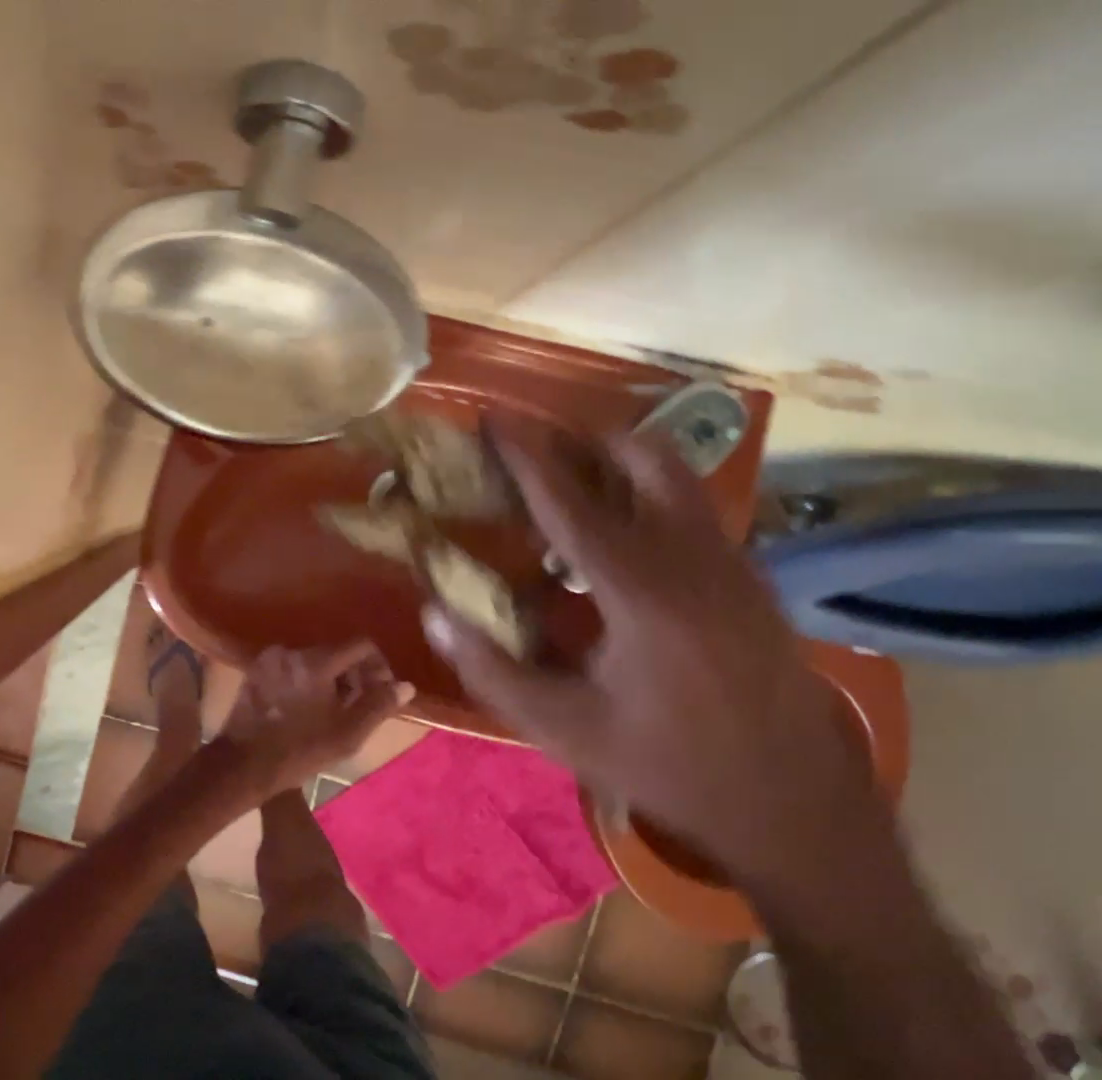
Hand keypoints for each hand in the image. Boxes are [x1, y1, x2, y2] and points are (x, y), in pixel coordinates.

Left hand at [216, 645, 413, 796]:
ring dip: (330, 680)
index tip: (380, 693)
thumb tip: (405, 686)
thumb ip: (378, 705)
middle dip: (353, 676)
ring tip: (332, 713)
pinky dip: (306, 682)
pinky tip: (306, 711)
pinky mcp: (256, 672)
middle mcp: (290, 651)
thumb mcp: (347, 734)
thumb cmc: (298, 751)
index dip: (378, 667)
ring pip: (313, 661)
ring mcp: (269, 660)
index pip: (361, 645)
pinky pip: (292, 669)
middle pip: (336, 652)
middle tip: (358, 708)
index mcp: (314, 661)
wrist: (242, 764)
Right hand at [420, 413, 889, 884]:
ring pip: (676, 479)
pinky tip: (615, 544)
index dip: (526, 456)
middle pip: (643, 461)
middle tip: (532, 450)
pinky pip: (691, 510)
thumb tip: (434, 612)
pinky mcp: (748, 579)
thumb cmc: (666, 765)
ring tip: (567, 488)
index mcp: (641, 594)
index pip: (571, 504)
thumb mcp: (563, 728)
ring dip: (618, 466)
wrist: (793, 802)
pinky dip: (645, 499)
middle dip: (584, 440)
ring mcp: (731, 565)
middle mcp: (692, 561)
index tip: (493, 416)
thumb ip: (490, 668)